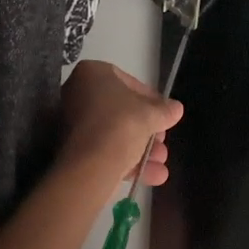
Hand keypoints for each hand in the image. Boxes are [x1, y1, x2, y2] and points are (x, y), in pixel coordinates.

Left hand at [59, 61, 184, 186]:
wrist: (90, 166)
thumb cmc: (120, 124)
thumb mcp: (150, 114)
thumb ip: (164, 110)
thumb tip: (177, 108)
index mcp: (92, 73)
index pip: (128, 83)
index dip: (151, 100)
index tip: (165, 114)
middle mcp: (78, 94)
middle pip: (121, 111)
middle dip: (146, 129)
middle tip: (163, 141)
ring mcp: (72, 124)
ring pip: (114, 134)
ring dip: (141, 149)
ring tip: (162, 162)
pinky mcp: (72, 152)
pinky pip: (104, 151)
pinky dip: (127, 161)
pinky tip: (154, 175)